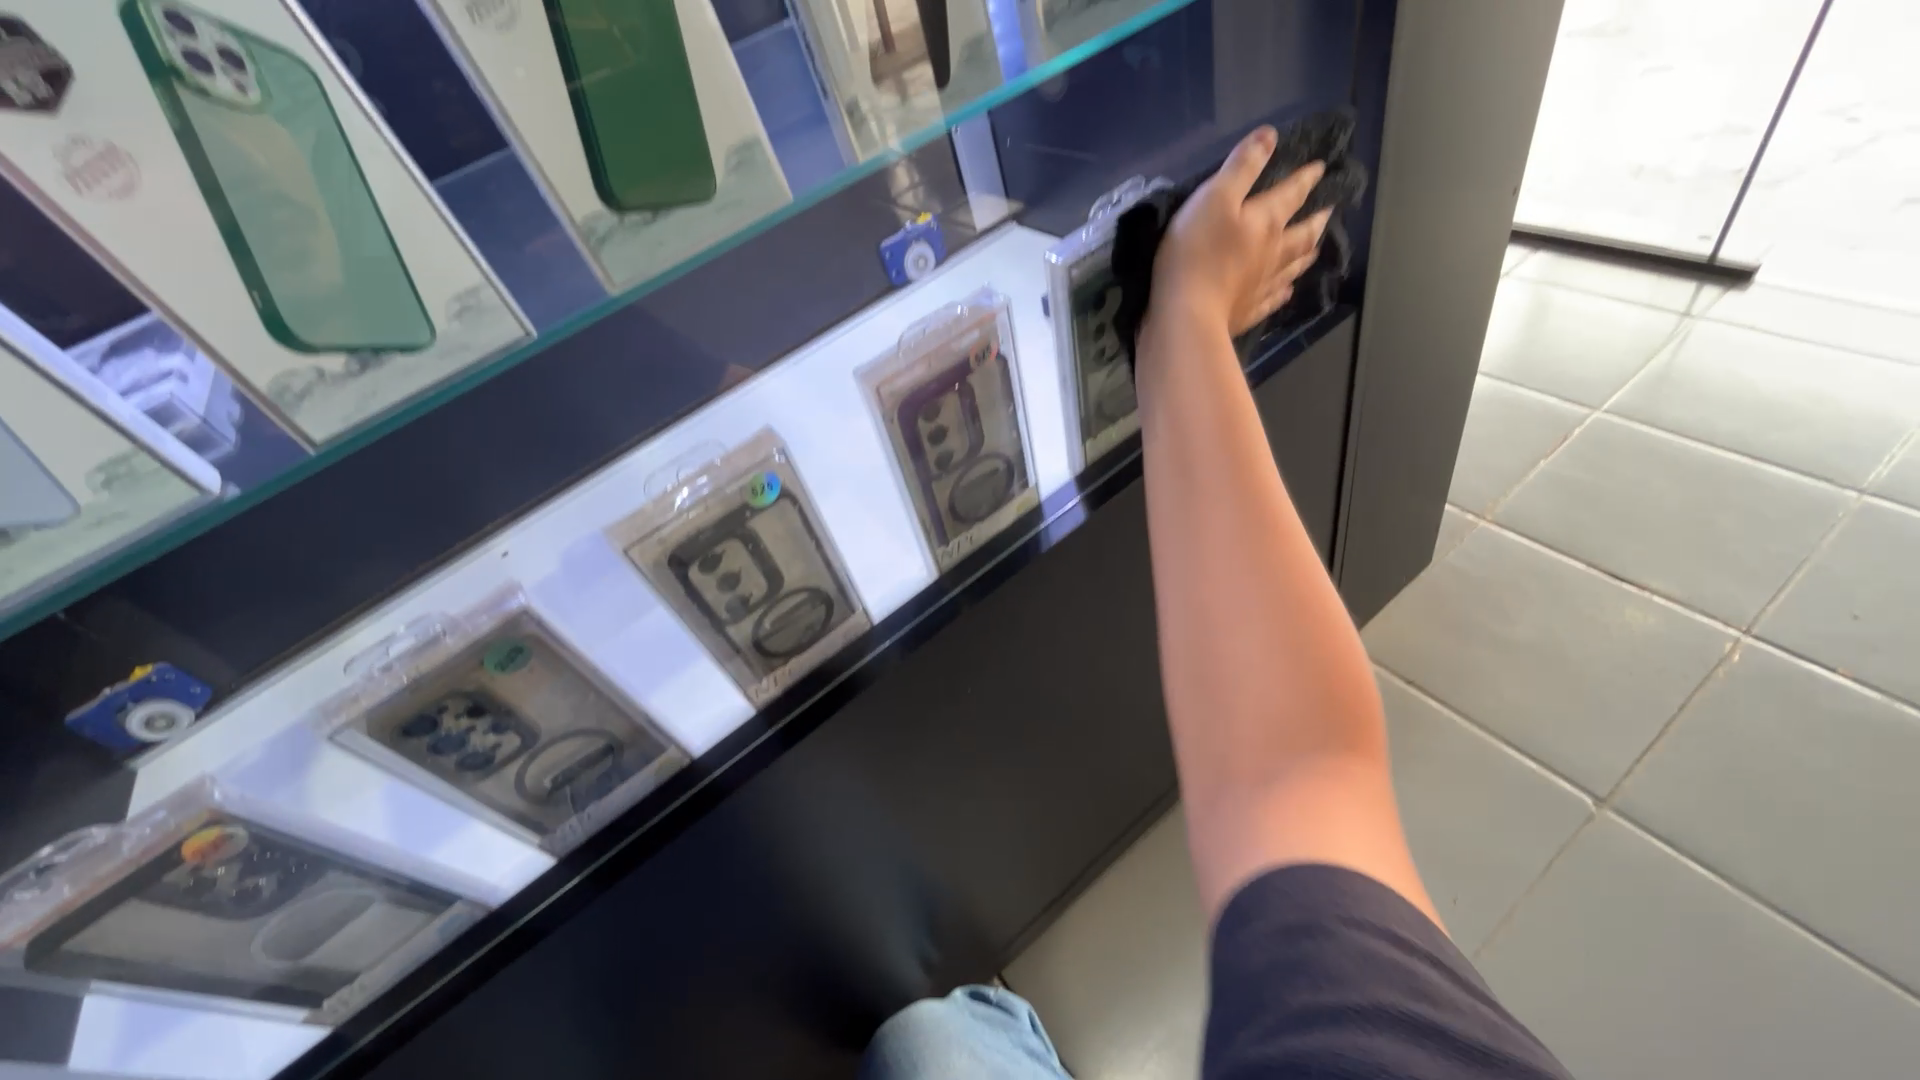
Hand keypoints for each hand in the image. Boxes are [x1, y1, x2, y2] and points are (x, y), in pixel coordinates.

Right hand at [1149, 127, 1332, 337]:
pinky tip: (1286, 292)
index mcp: (1266, 222)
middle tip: (1328, 212)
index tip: (1320, 168)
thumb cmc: (1195, 253)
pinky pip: (1272, 300)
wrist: (1186, 316)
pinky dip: (1282, 293)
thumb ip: (1242, 167)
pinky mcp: (1247, 312)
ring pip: (1292, 267)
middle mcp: (1273, 253)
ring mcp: (1262, 286)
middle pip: (1301, 234)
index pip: (1292, 194)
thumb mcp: (1214, 198)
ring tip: (1315, 250)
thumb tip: (1270, 136)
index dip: (1305, 179)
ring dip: (1305, 256)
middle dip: (1315, 220)